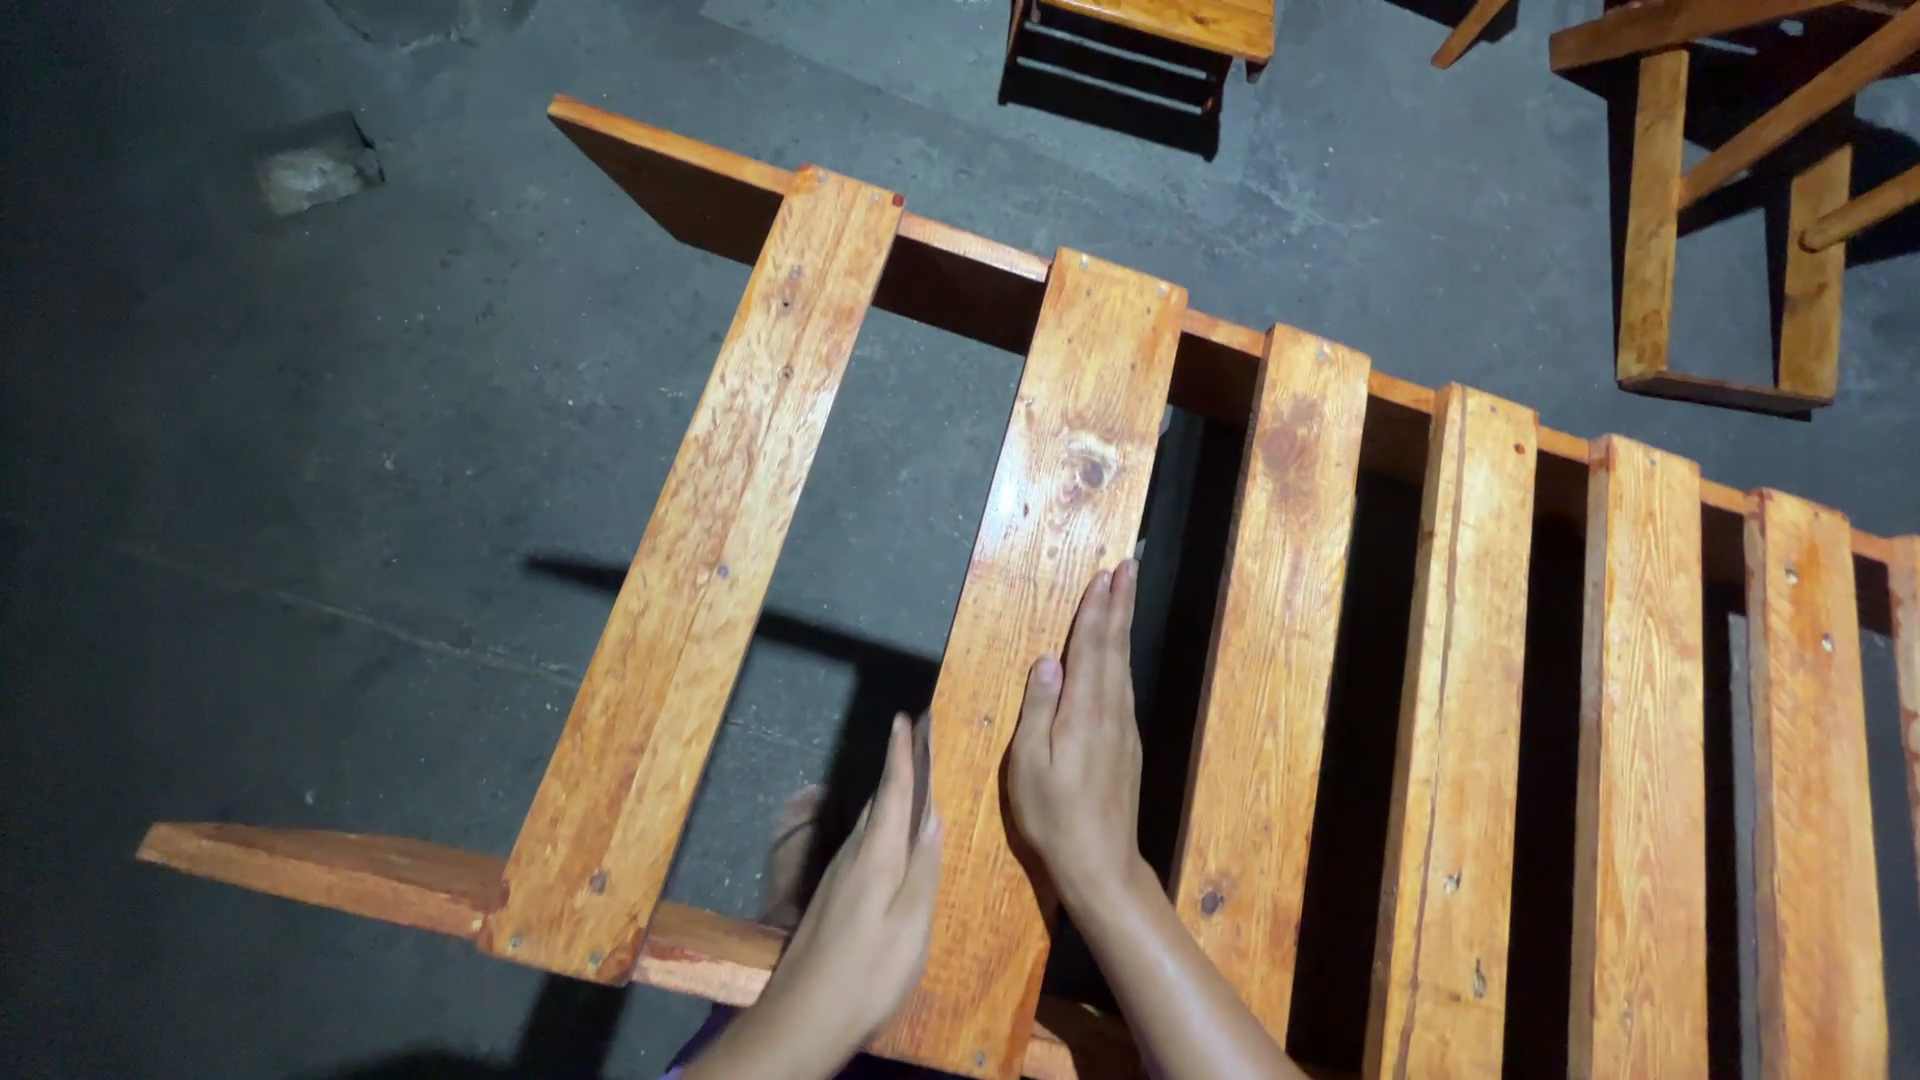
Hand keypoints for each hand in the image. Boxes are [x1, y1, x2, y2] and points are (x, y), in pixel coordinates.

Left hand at [683, 714, 941, 1079]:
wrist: (803, 1019)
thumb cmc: (867, 972)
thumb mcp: (909, 924)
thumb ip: (923, 868)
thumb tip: (934, 813)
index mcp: (876, 855)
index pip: (893, 791)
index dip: (901, 754)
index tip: (906, 717)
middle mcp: (854, 855)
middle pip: (881, 800)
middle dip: (899, 766)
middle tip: (918, 740)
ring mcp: (839, 875)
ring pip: (870, 821)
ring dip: (891, 793)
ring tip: (911, 776)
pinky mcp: (834, 895)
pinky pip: (864, 841)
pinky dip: (882, 823)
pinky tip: (889, 834)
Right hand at [1008, 560, 1147, 908]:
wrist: (1100, 862)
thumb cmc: (1053, 815)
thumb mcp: (1028, 764)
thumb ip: (1039, 708)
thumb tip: (1048, 659)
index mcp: (1083, 712)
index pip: (1091, 649)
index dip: (1096, 611)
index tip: (1104, 577)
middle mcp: (1110, 711)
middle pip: (1114, 648)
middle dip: (1119, 606)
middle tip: (1128, 568)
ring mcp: (1123, 727)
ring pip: (1122, 665)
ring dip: (1122, 626)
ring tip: (1124, 597)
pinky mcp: (1127, 743)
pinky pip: (1123, 685)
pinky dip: (1120, 657)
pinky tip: (1117, 652)